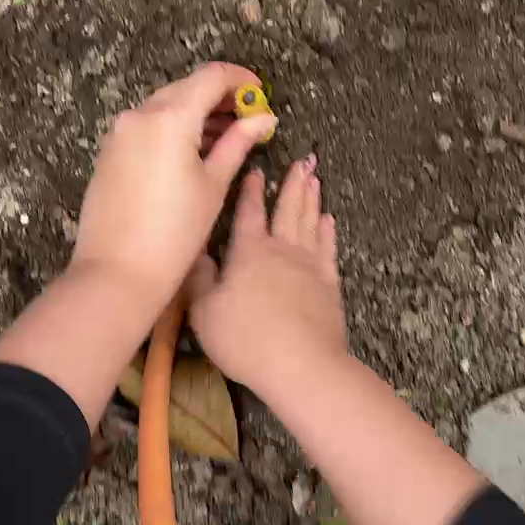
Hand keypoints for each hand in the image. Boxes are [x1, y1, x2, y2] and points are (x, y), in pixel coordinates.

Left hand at [70, 62, 275, 305]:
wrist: (116, 273)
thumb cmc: (175, 231)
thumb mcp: (214, 184)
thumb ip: (239, 142)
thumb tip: (263, 119)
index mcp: (170, 117)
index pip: (212, 77)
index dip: (240, 79)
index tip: (260, 94)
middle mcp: (141, 114)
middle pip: (188, 87)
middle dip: (220, 96)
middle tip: (248, 117)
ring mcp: (120, 131)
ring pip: (166, 104)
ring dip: (197, 111)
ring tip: (227, 135)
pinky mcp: (110, 150)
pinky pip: (148, 123)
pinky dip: (174, 126)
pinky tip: (194, 150)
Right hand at [188, 157, 345, 393]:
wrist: (301, 363)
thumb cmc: (245, 338)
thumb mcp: (204, 312)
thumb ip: (199, 278)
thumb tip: (195, 250)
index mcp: (249, 251)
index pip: (249, 212)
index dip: (251, 191)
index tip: (257, 170)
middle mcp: (281, 249)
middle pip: (287, 208)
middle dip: (292, 184)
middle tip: (301, 162)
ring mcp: (309, 264)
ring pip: (310, 222)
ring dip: (311, 199)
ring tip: (315, 178)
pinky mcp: (329, 283)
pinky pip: (328, 248)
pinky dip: (328, 231)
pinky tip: (329, 219)